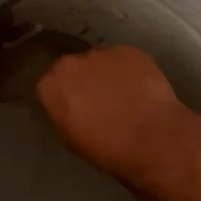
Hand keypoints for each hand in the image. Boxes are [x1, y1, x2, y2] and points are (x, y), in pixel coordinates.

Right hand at [37, 45, 190, 179]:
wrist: (151, 140)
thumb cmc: (106, 148)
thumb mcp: (69, 137)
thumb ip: (62, 112)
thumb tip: (69, 104)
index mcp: (51, 84)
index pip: (50, 84)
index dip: (63, 96)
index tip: (74, 107)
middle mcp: (71, 62)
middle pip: (73, 67)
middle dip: (82, 80)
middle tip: (98, 100)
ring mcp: (102, 53)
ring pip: (100, 62)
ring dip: (106, 75)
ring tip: (124, 96)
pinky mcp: (130, 51)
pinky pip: (124, 60)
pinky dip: (129, 72)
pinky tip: (140, 90)